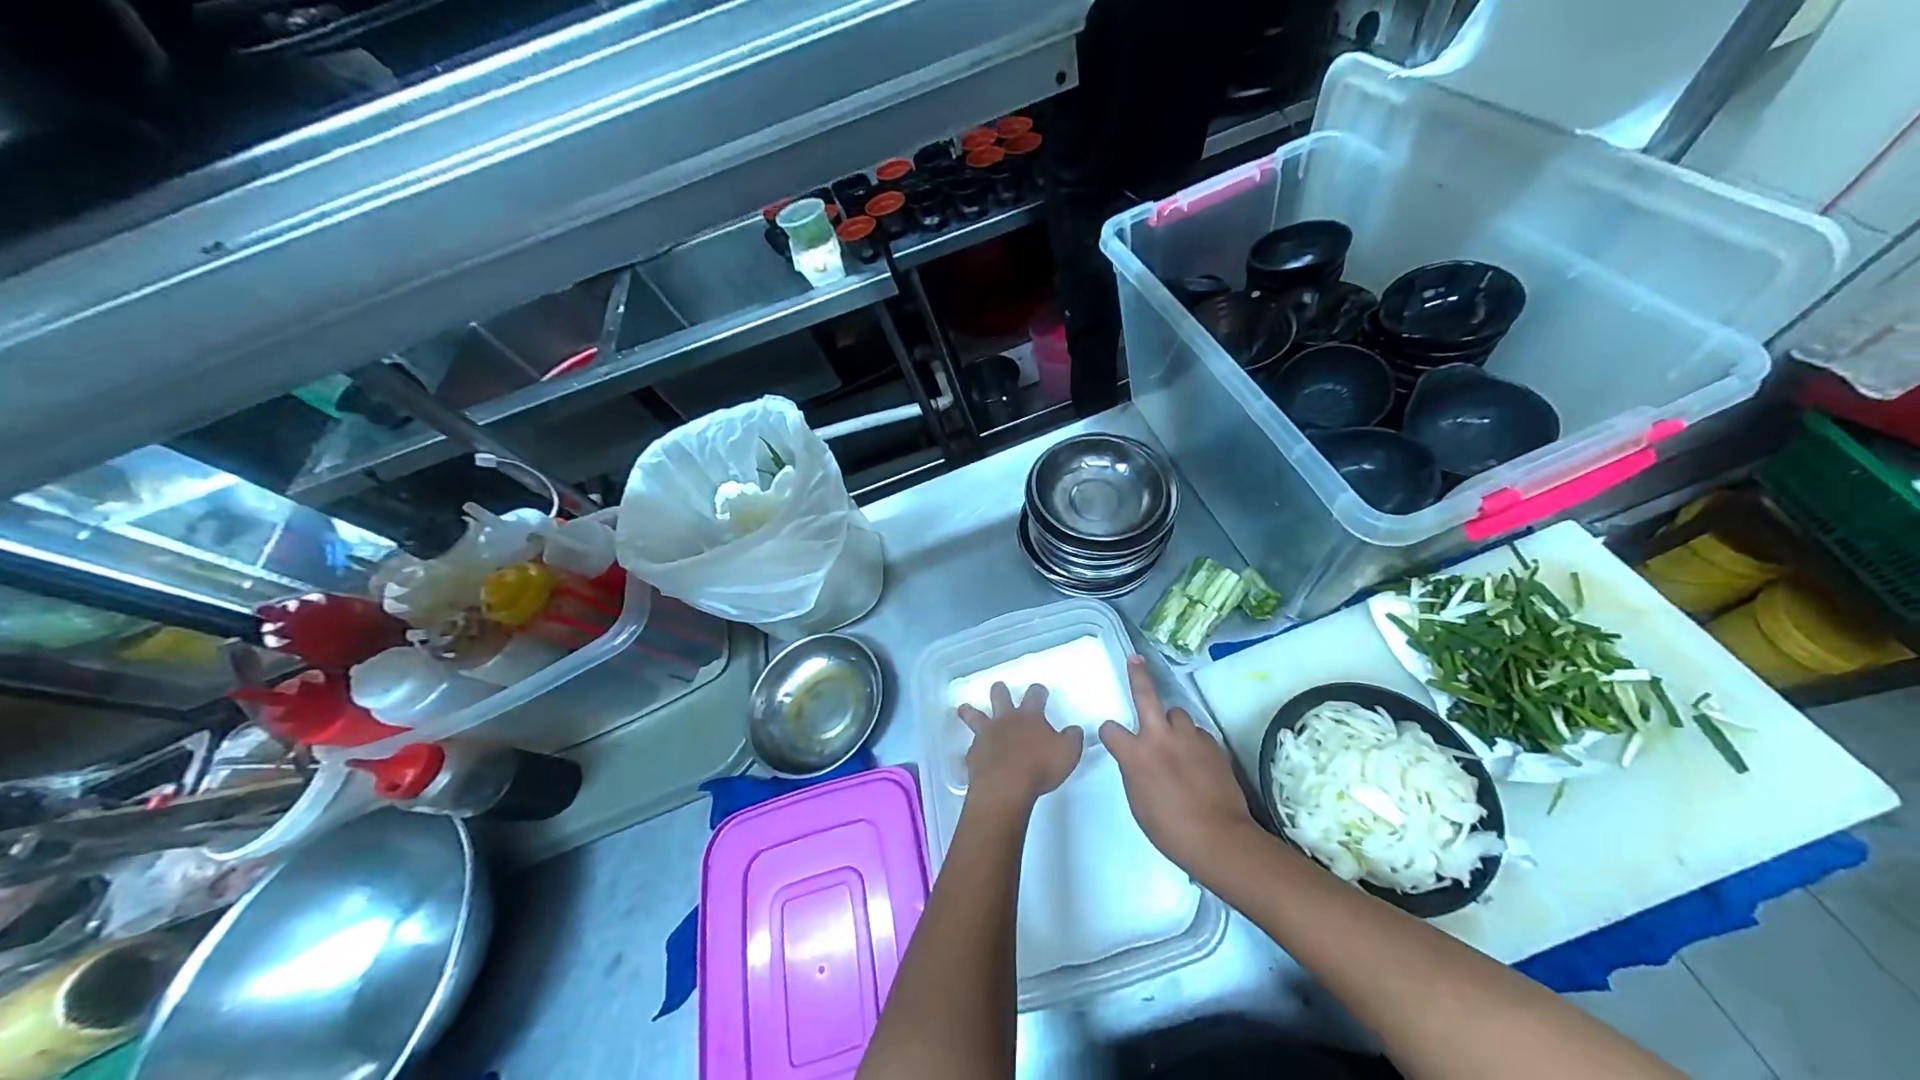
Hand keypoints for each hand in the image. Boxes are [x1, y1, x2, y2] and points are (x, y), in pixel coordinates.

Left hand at [959, 682, 1082, 808]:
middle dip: (1000, 691)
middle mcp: (1005, 720)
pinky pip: (971, 748)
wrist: (1005, 785)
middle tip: (999, 687)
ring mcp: (986, 735)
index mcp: (1029, 717)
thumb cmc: (1040, 766)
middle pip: (1000, 697)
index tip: (1040, 690)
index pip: (1035, 696)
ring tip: (964, 708)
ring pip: (975, 716)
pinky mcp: (974, 754)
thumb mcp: (1067, 752)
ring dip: (970, 711)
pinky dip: (972, 748)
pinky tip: (972, 753)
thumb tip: (1074, 729)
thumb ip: (1072, 738)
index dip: (1038, 691)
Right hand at [1100, 656, 1260, 879]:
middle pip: (1147, 694)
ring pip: (1177, 713)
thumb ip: (1134, 770)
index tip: (1112, 737)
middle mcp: (1160, 736)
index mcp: (1135, 753)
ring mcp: (1190, 737)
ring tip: (1176, 739)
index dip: (1110, 733)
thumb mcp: (1137, 800)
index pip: (1111, 729)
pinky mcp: (1213, 744)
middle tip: (1136, 659)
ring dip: (1172, 721)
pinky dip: (1193, 739)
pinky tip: (1197, 758)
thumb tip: (1136, 758)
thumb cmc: (1169, 828)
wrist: (1218, 836)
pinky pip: (1198, 733)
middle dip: (1138, 675)